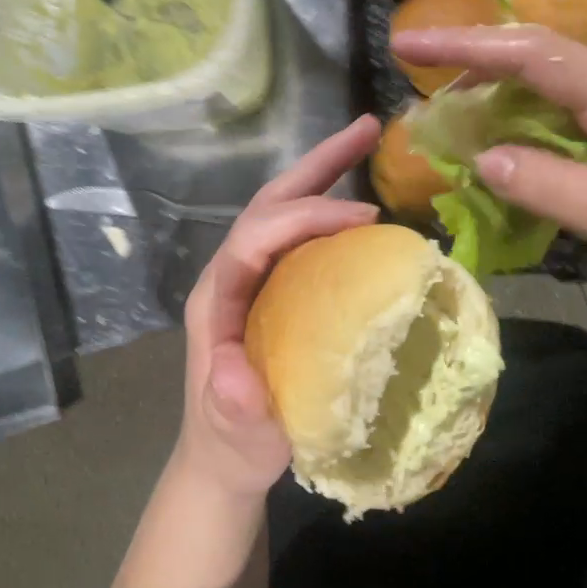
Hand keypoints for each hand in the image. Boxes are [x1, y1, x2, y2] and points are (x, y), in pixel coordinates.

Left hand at [175, 116, 383, 497]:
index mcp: (217, 297)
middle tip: (367, 129)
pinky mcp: (275, 288)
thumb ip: (232, 407)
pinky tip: (365, 209)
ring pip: (284, 210)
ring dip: (324, 174)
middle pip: (270, 203)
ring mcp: (253, 278)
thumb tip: (236, 375)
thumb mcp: (233, 434)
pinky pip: (302, 237)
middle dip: (316, 164)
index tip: (364, 217)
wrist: (224, 457)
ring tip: (369, 141)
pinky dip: (330, 210)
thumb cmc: (229, 444)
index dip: (305, 217)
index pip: (255, 237)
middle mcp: (233, 274)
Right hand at [394, 26, 586, 308]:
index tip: (408, 45)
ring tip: (447, 120)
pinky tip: (503, 148)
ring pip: (548, 84)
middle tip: (417, 83)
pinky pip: (566, 113)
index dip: (466, 45)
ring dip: (494, 94)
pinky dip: (522, 123)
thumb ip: (553, 187)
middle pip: (536, 57)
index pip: (532, 54)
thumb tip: (480, 157)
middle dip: (471, 61)